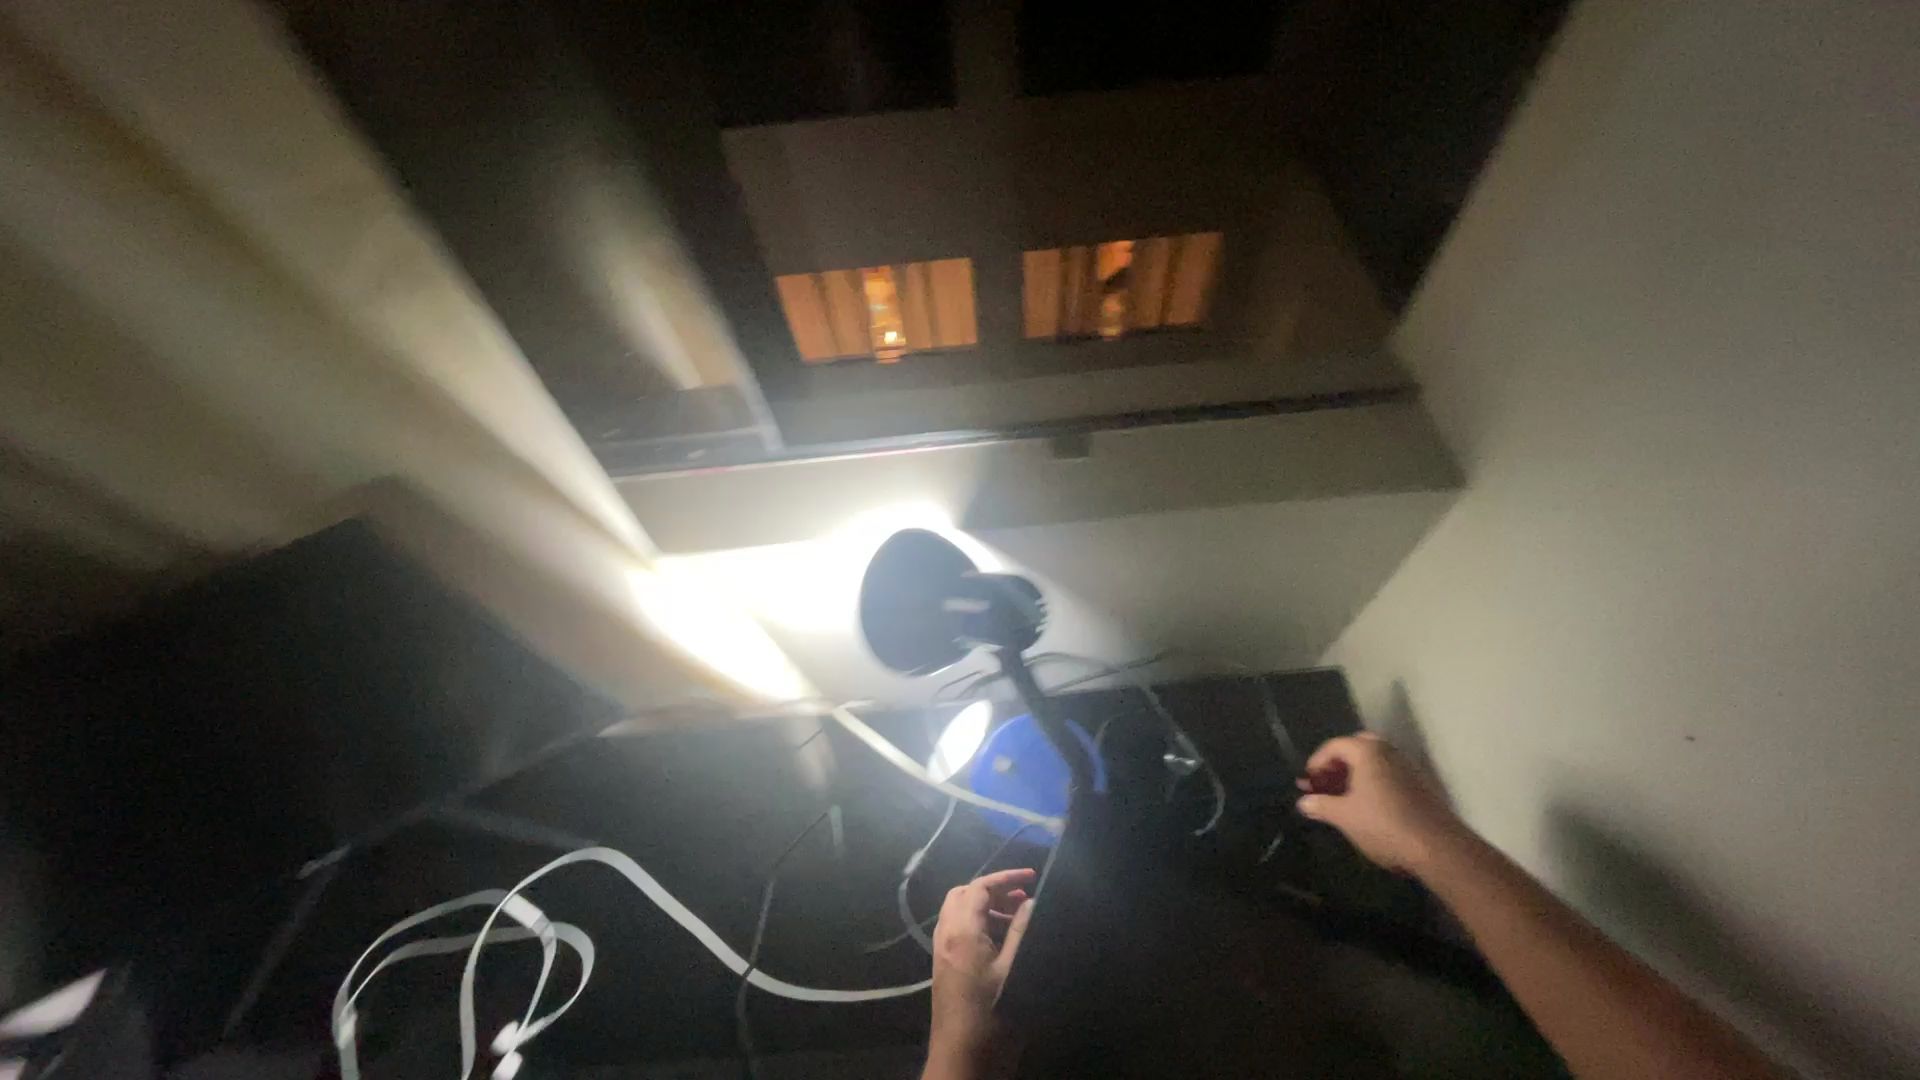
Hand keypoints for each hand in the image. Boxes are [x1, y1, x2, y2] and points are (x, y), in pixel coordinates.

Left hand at [924, 868, 1034, 1079]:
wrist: (961, 1062)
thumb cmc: (991, 1018)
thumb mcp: (1014, 973)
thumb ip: (1021, 932)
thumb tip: (1030, 903)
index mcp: (962, 931)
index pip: (980, 886)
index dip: (1006, 877)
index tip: (1031, 877)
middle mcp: (946, 934)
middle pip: (965, 894)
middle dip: (993, 889)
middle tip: (1022, 897)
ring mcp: (942, 951)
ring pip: (959, 910)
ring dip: (985, 906)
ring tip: (1017, 916)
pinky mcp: (944, 966)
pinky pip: (957, 929)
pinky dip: (977, 922)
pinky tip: (1001, 939)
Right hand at [1295, 733, 1463, 874]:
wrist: (1439, 849)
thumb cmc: (1384, 824)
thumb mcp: (1344, 816)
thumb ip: (1320, 805)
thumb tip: (1303, 802)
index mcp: (1368, 752)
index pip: (1334, 746)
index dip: (1316, 763)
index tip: (1307, 784)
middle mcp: (1389, 754)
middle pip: (1356, 749)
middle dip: (1337, 765)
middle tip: (1325, 784)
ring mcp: (1407, 770)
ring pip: (1374, 764)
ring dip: (1354, 776)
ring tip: (1341, 799)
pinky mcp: (1420, 789)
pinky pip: (1388, 777)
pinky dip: (1372, 786)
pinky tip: (1365, 809)